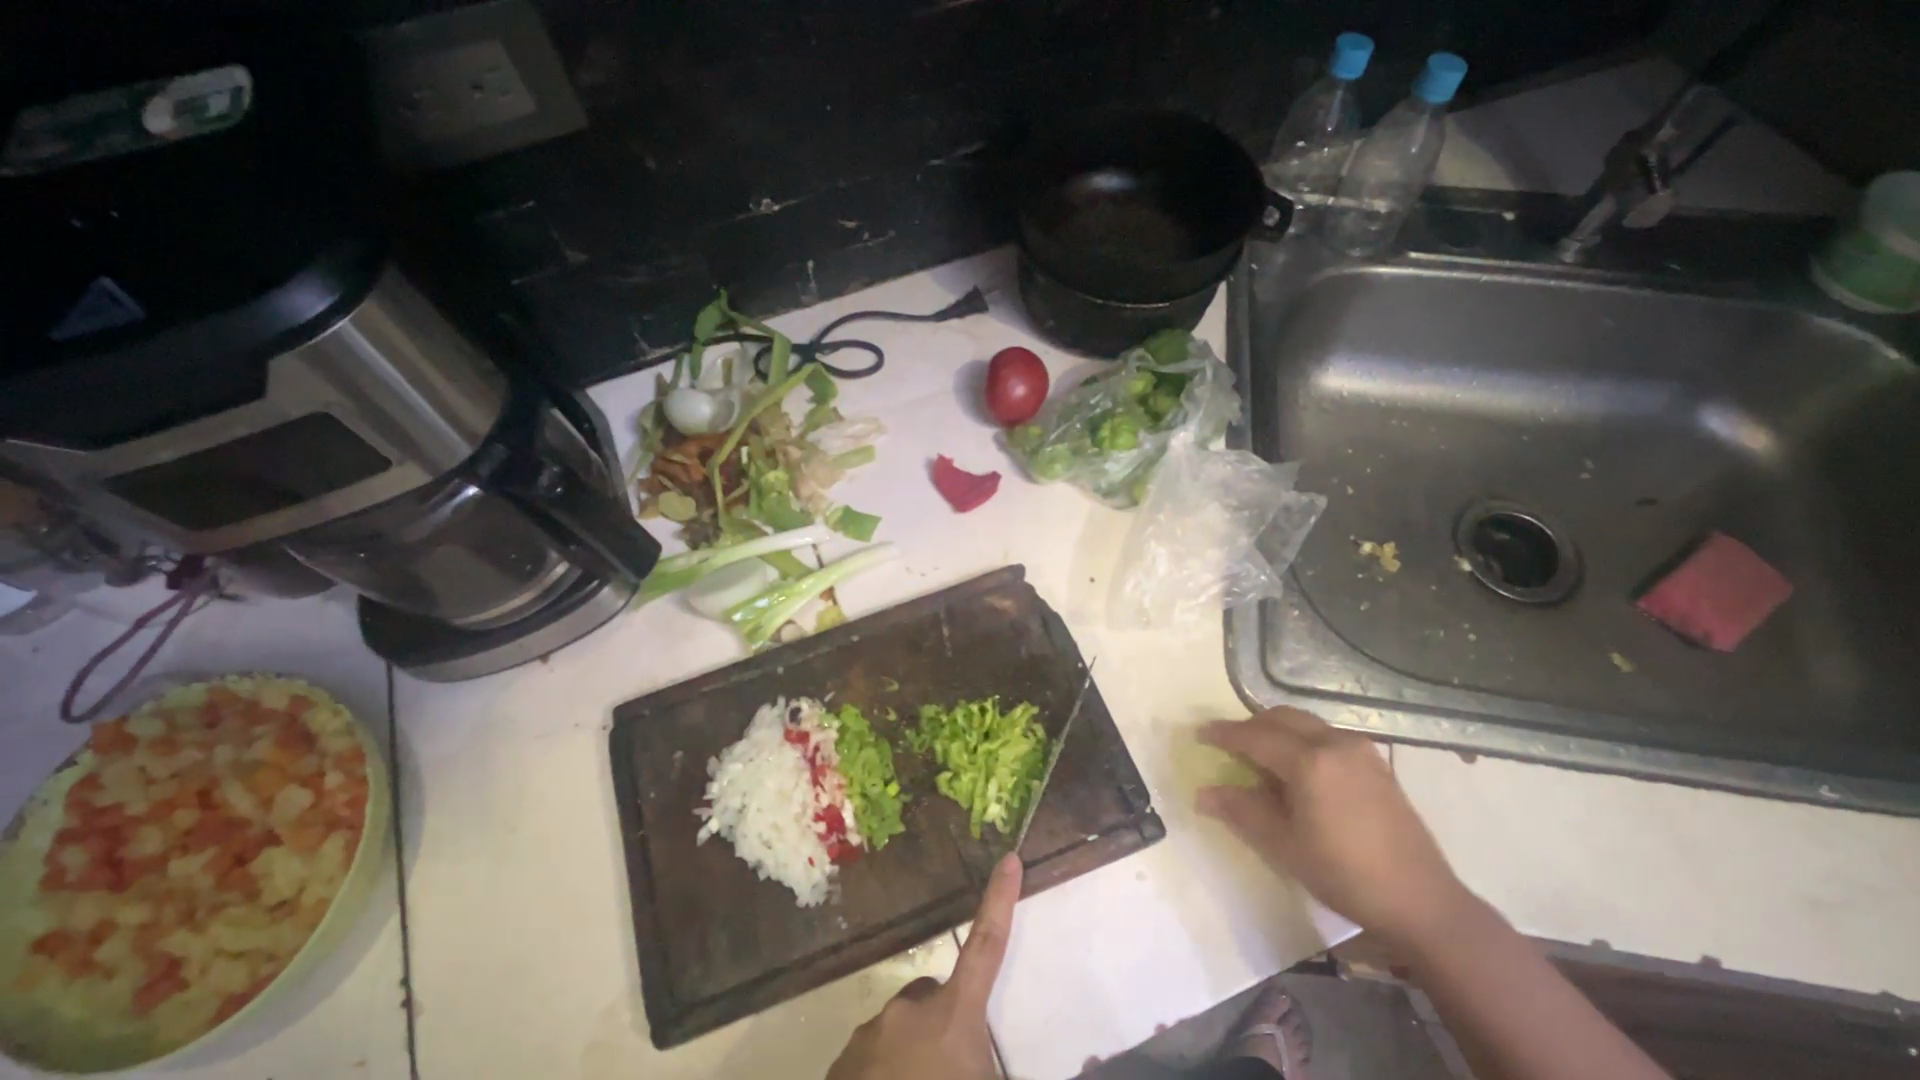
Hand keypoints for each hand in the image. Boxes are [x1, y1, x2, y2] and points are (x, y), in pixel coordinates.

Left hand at [826, 853, 1022, 1079]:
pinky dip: (884, 1074)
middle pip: (936, 1000)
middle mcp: (909, 1011)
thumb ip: (1008, 1062)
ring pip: (901, 1031)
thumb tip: (1076, 1059)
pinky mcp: (840, 1064)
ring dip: (914, 1055)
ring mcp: (870, 1035)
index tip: (1009, 857)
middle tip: (956, 1072)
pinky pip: (871, 1058)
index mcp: (954, 1016)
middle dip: (946, 1024)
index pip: (987, 946)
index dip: (1000, 900)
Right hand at [1197, 708, 1477, 949]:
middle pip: (1283, 718)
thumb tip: (1204, 793)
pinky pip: (1328, 738)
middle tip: (1227, 744)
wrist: (1419, 899)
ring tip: (1259, 757)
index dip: (1224, 735)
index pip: (1255, 737)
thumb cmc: (1343, 874)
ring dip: (1278, 732)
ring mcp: (1361, 752)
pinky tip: (1297, 771)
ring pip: (1308, 725)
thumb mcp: (1284, 846)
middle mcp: (1335, 743)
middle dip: (1251, 726)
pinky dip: (1303, 741)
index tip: (1199, 734)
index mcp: (1310, 761)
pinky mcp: (1377, 765)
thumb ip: (1242, 811)